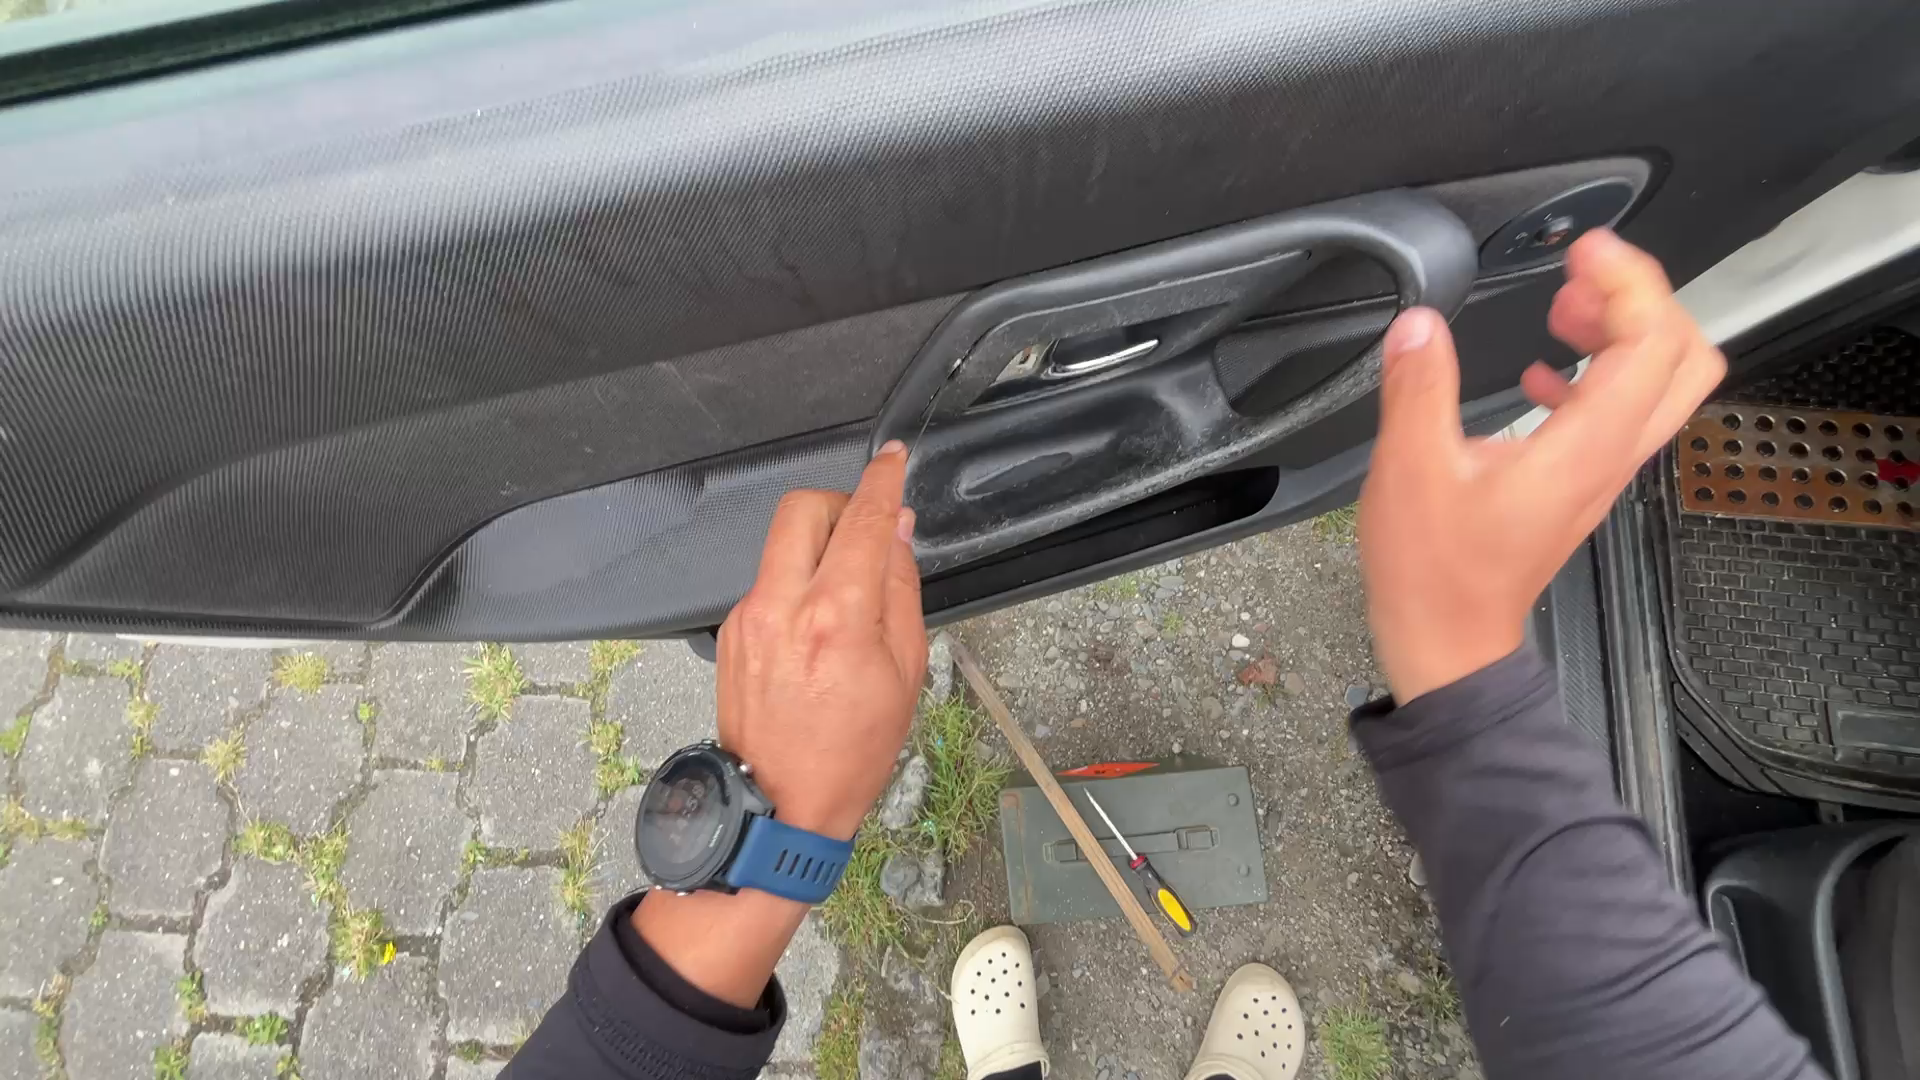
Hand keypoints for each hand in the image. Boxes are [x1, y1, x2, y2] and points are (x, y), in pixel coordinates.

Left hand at [630, 444, 925, 1009]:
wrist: (780, 803)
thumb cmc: (854, 746)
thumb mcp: (906, 670)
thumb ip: (900, 588)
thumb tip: (897, 533)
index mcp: (837, 618)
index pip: (863, 522)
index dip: (883, 481)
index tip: (893, 458)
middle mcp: (784, 605)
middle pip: (802, 506)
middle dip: (839, 503)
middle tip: (864, 533)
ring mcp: (749, 615)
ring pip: (782, 540)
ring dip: (818, 543)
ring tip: (843, 590)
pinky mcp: (732, 627)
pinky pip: (770, 576)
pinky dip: (798, 578)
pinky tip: (814, 624)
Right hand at [1359, 229, 1724, 701]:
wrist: (1444, 634)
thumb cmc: (1432, 565)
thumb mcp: (1409, 468)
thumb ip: (1417, 389)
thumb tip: (1418, 327)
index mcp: (1583, 445)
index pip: (1650, 338)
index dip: (1628, 280)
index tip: (1584, 251)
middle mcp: (1608, 457)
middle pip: (1682, 358)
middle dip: (1640, 302)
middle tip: (1577, 281)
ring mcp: (1595, 475)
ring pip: (1656, 388)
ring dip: (1622, 337)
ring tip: (1561, 315)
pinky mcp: (1571, 488)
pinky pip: (1614, 417)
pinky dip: (1591, 379)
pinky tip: (1534, 379)